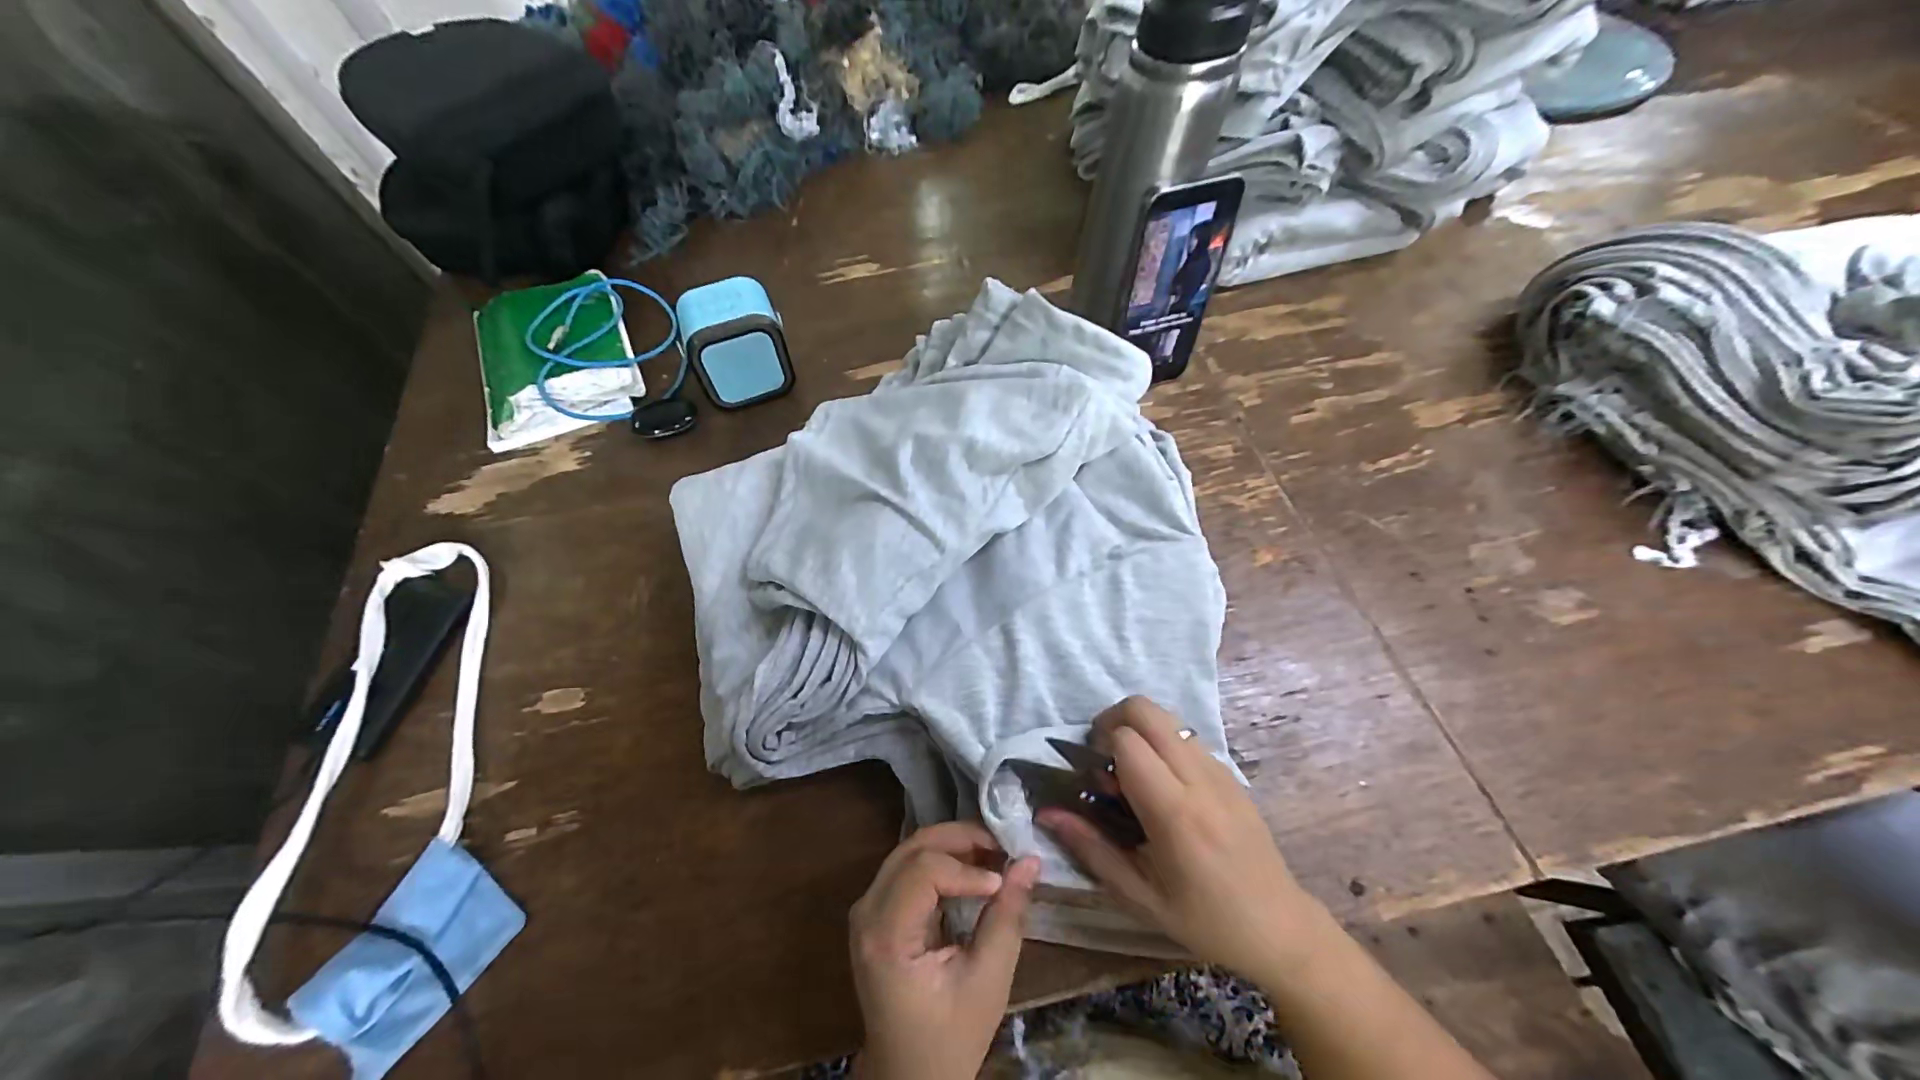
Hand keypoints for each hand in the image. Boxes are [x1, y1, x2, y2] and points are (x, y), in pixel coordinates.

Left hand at [849, 822, 1040, 1079]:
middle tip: (1004, 847)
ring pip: (910, 850)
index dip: (968, 868)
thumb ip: (1006, 918)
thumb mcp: (987, 983)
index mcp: (885, 936)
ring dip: (953, 845)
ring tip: (994, 855)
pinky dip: (942, 859)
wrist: (907, 1074)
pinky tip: (972, 867)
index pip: (924, 870)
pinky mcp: (876, 910)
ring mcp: (866, 908)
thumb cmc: (949, 1037)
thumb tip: (1030, 862)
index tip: (1003, 883)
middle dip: (962, 839)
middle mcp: (866, 912)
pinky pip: (907, 866)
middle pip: (913, 848)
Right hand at [1037, 697, 1325, 972]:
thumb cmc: (1203, 919)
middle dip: (1114, 719)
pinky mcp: (1232, 774)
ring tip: (1133, 772)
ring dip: (1140, 729)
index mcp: (1175, 812)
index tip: (1094, 775)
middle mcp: (1199, 779)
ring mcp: (1221, 772)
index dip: (1100, 746)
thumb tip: (1047, 813)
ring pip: (1169, 718)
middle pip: (1147, 710)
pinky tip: (1163, 784)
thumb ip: (1091, 848)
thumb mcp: (1140, 895)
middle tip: (1103, 754)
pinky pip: (1188, 737)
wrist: (1279, 927)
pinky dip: (1164, 743)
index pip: (1128, 742)